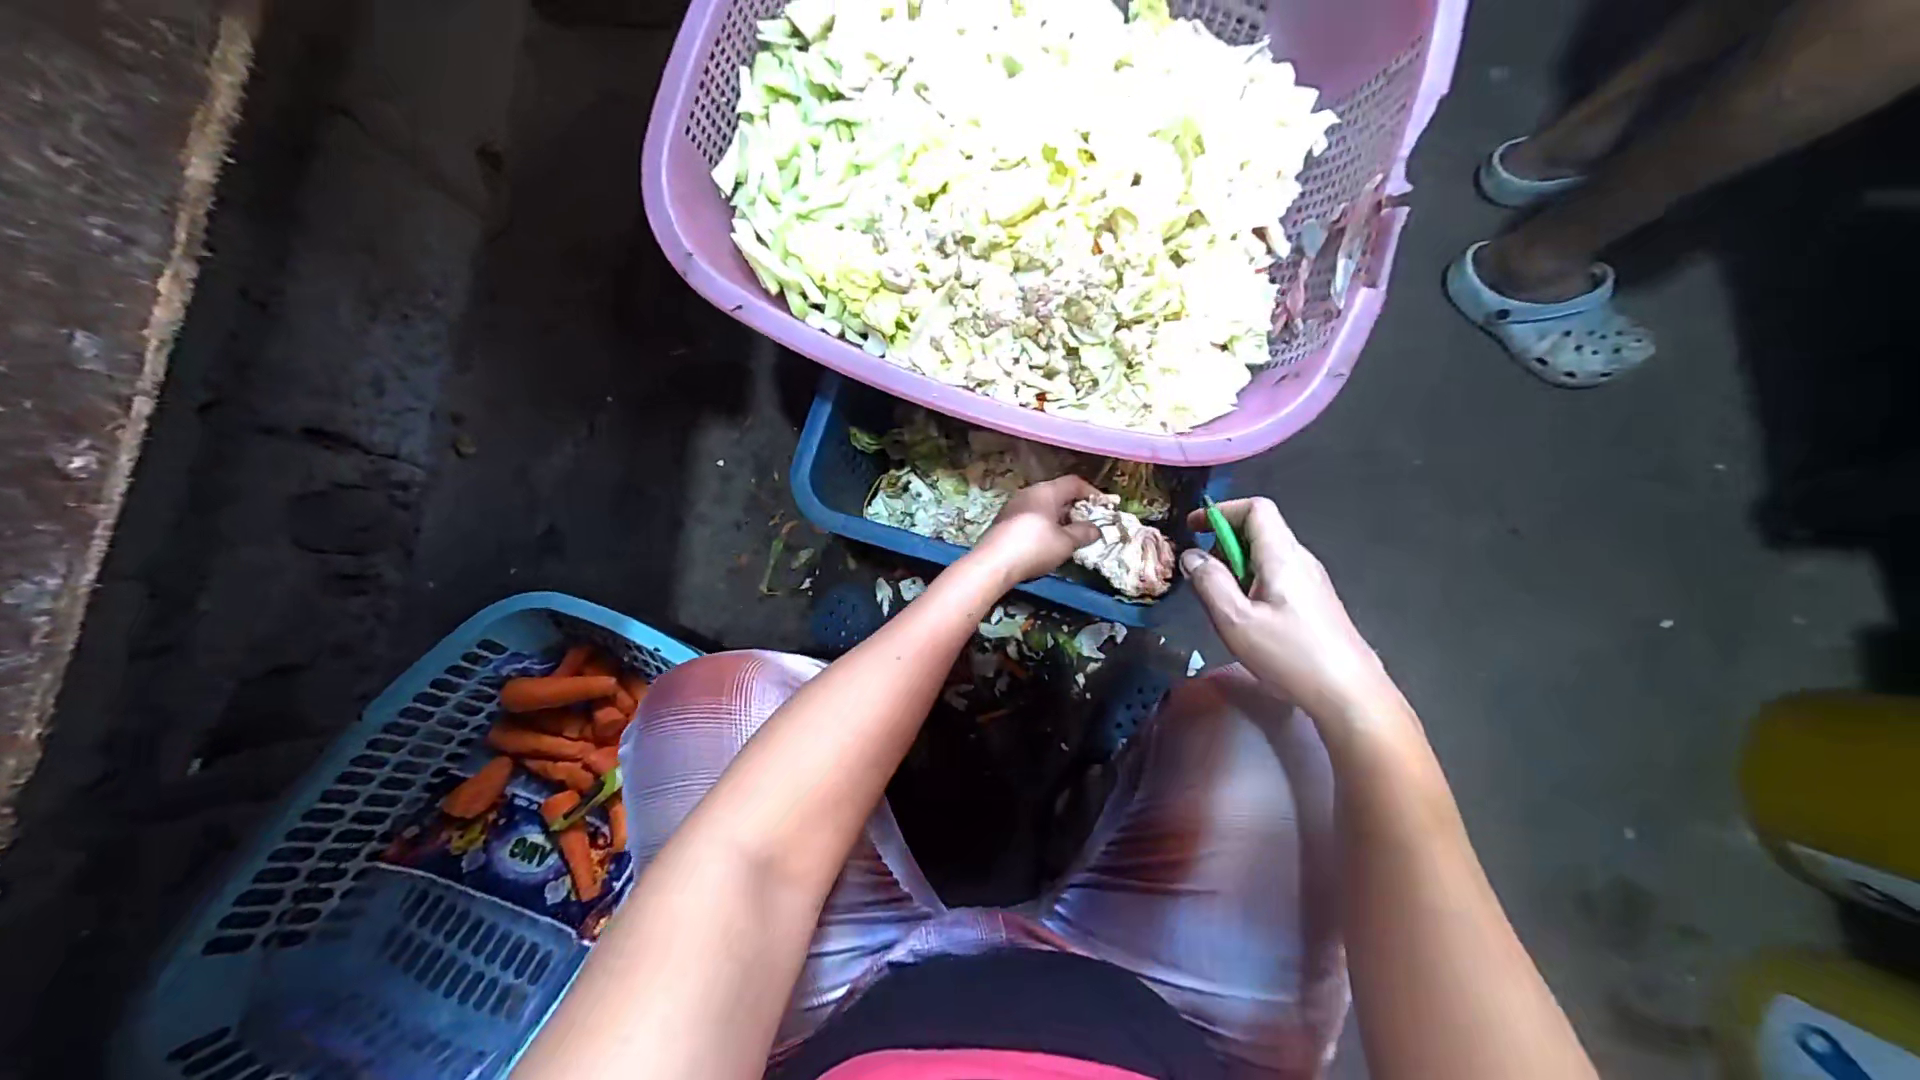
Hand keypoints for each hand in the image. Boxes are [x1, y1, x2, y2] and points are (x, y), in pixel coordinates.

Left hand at [972, 476, 1102, 584]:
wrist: (993, 563)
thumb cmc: (1035, 547)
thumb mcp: (1066, 542)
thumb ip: (1083, 533)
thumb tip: (1095, 529)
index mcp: (1045, 491)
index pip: (1073, 482)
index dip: (1092, 492)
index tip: (1104, 506)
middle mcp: (1028, 493)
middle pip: (1057, 493)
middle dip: (1074, 507)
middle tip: (1087, 523)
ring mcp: (1013, 506)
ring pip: (1042, 506)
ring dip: (1058, 517)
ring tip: (1069, 535)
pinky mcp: (1003, 522)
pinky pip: (1030, 516)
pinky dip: (1043, 524)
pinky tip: (1046, 542)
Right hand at [1183, 498, 1388, 718]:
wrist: (1348, 694)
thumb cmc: (1290, 655)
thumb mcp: (1235, 620)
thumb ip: (1209, 582)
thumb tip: (1192, 556)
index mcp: (1282, 556)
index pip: (1256, 508)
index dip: (1221, 512)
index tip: (1194, 529)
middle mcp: (1300, 560)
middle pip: (1259, 531)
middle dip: (1223, 545)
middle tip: (1204, 578)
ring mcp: (1311, 580)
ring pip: (1266, 556)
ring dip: (1236, 568)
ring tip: (1224, 605)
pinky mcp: (1315, 601)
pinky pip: (1276, 576)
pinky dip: (1252, 584)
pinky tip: (1248, 619)